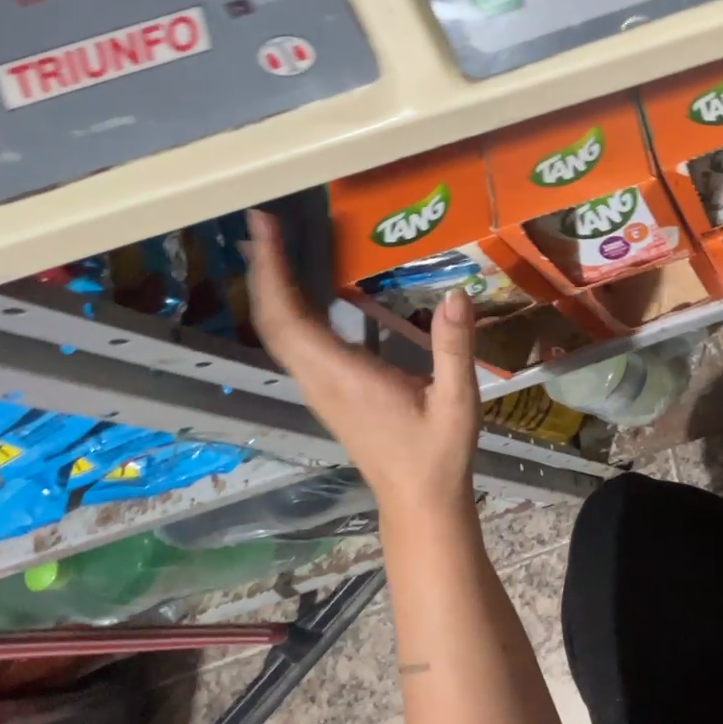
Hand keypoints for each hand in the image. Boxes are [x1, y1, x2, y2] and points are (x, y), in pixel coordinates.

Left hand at [242, 210, 480, 516]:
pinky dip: (291, 310)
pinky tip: (308, 292)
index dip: (273, 273)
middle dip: (265, 270)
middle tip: (265, 225)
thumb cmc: (437, 450)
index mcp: (346, 377)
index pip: (292, 320)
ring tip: (279, 247)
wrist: (418, 498)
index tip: (266, 230)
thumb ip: (454, 347)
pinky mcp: (329, 392)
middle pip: (274, 322)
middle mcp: (321, 380)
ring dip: (273, 288)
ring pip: (280, 333)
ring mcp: (320, 388)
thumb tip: (455, 293)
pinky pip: (297, 344)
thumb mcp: (457, 398)